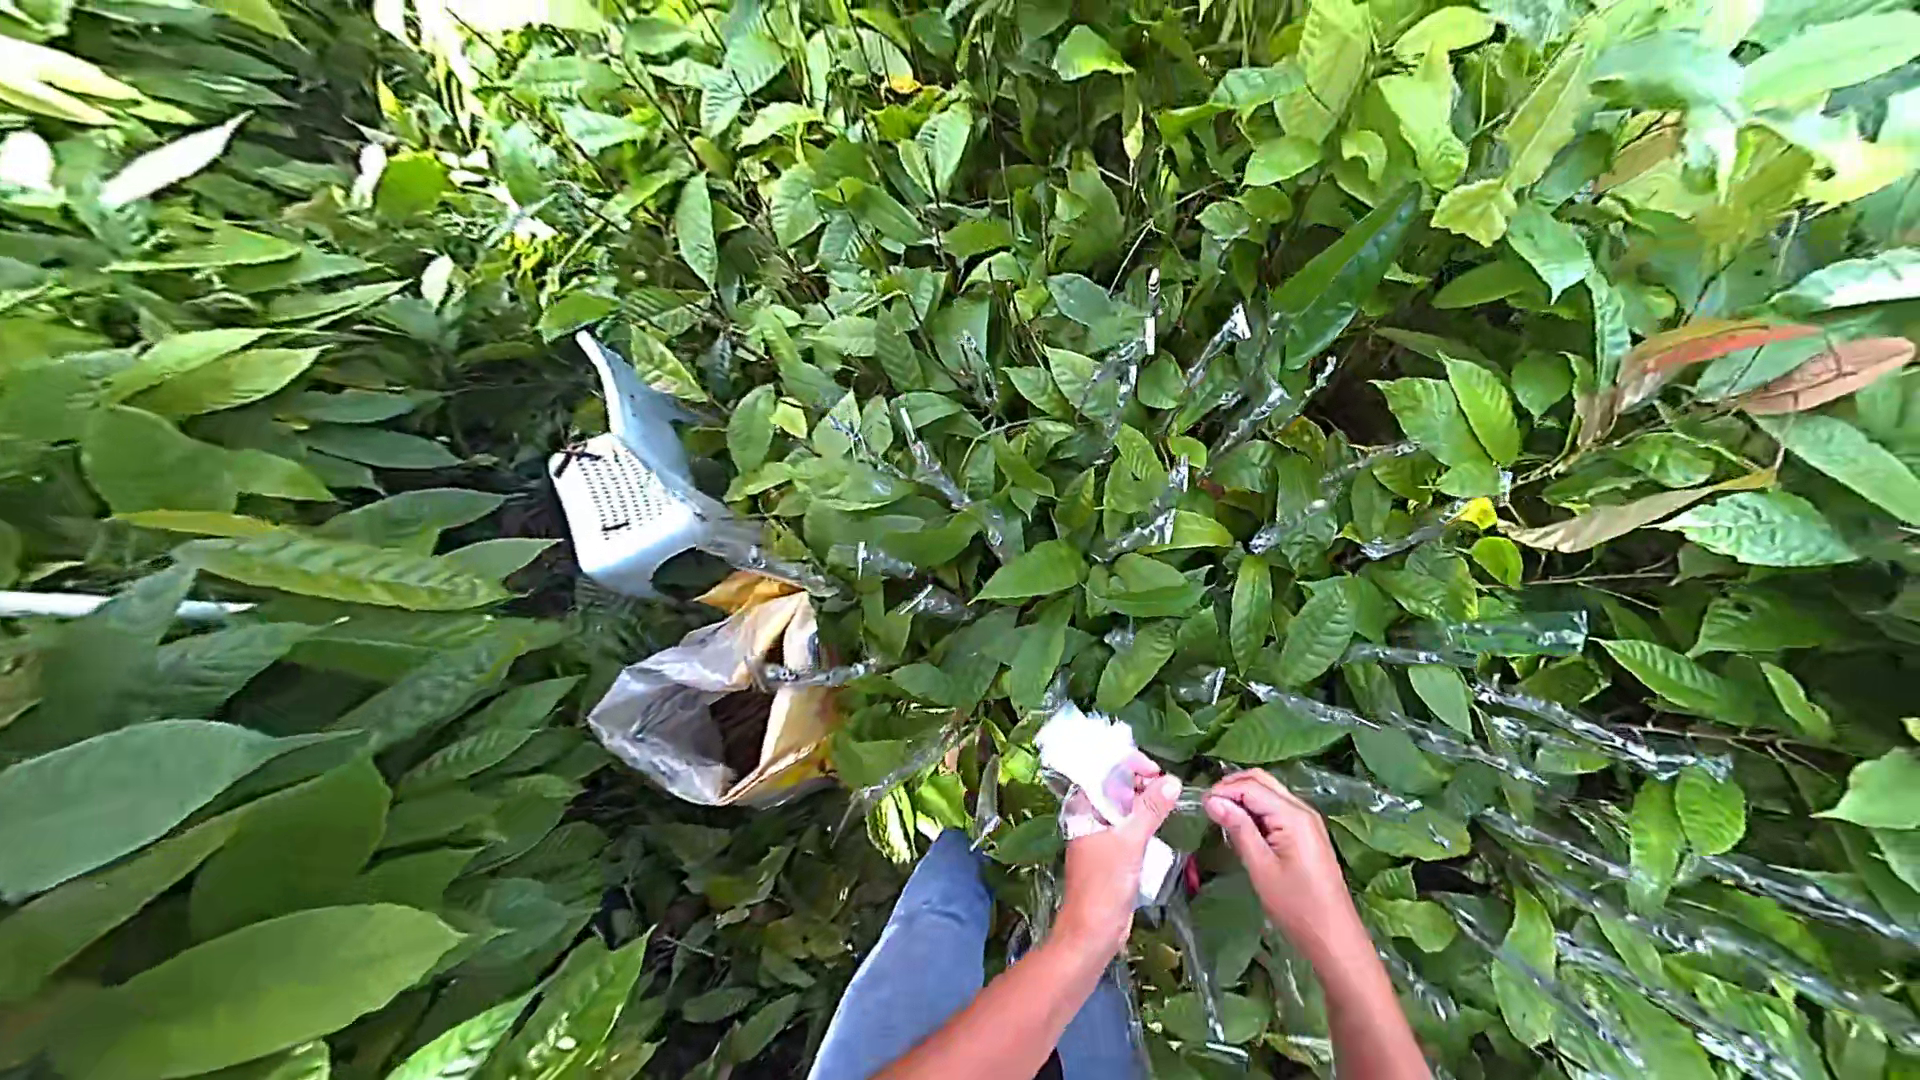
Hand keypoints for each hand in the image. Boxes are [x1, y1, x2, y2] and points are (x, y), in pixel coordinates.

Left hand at [1056, 760, 1179, 957]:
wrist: (1093, 930)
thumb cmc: (1104, 883)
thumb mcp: (1131, 842)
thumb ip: (1150, 809)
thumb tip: (1172, 781)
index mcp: (1083, 804)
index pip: (1105, 769)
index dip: (1131, 764)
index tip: (1158, 771)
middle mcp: (1089, 812)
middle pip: (1116, 784)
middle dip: (1142, 780)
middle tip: (1169, 787)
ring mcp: (1100, 830)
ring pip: (1124, 804)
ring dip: (1145, 799)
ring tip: (1169, 799)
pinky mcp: (1111, 848)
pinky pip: (1129, 823)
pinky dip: (1144, 818)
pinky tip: (1161, 819)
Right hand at [1204, 769, 1366, 966]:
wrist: (1335, 940)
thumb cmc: (1296, 906)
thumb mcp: (1260, 867)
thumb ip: (1237, 828)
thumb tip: (1211, 800)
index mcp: (1293, 816)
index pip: (1250, 786)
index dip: (1223, 790)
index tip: (1202, 806)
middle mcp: (1302, 810)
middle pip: (1261, 780)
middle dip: (1231, 786)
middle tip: (1210, 806)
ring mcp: (1307, 821)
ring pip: (1268, 790)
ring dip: (1243, 795)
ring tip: (1222, 815)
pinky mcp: (1307, 832)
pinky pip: (1276, 806)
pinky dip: (1255, 807)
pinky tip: (1242, 825)